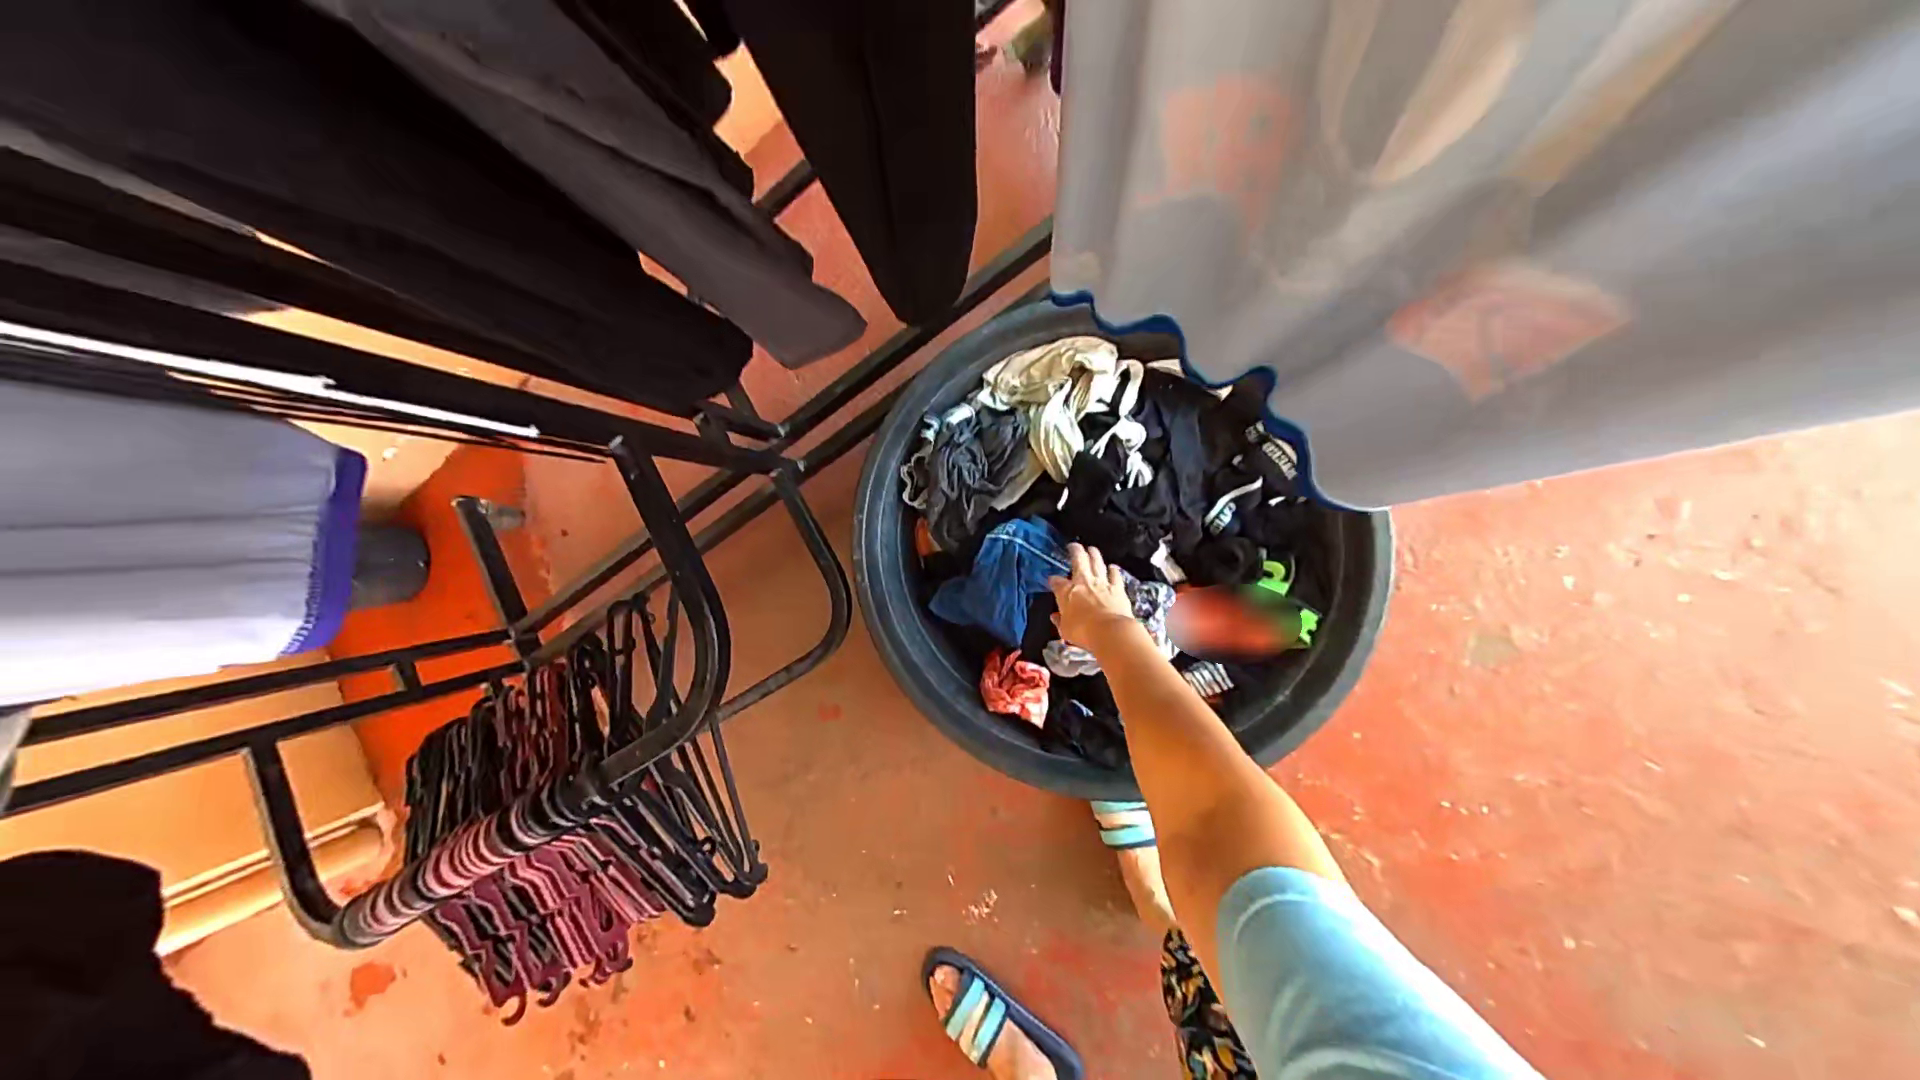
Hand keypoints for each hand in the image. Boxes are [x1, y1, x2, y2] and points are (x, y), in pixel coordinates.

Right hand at [1048, 543, 1135, 648]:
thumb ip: (1060, 621)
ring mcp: (1101, 583)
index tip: (1052, 580)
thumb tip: (1055, 617)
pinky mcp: (1117, 588)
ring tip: (1091, 549)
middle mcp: (1083, 582)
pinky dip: (1113, 570)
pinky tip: (1112, 567)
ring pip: (1097, 562)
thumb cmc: (1084, 632)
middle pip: (1078, 560)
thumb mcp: (1065, 630)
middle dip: (1075, 551)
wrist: (1110, 631)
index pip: (1057, 582)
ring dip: (1094, 554)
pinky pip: (1114, 574)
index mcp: (1067, 592)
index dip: (1053, 580)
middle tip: (1073, 546)